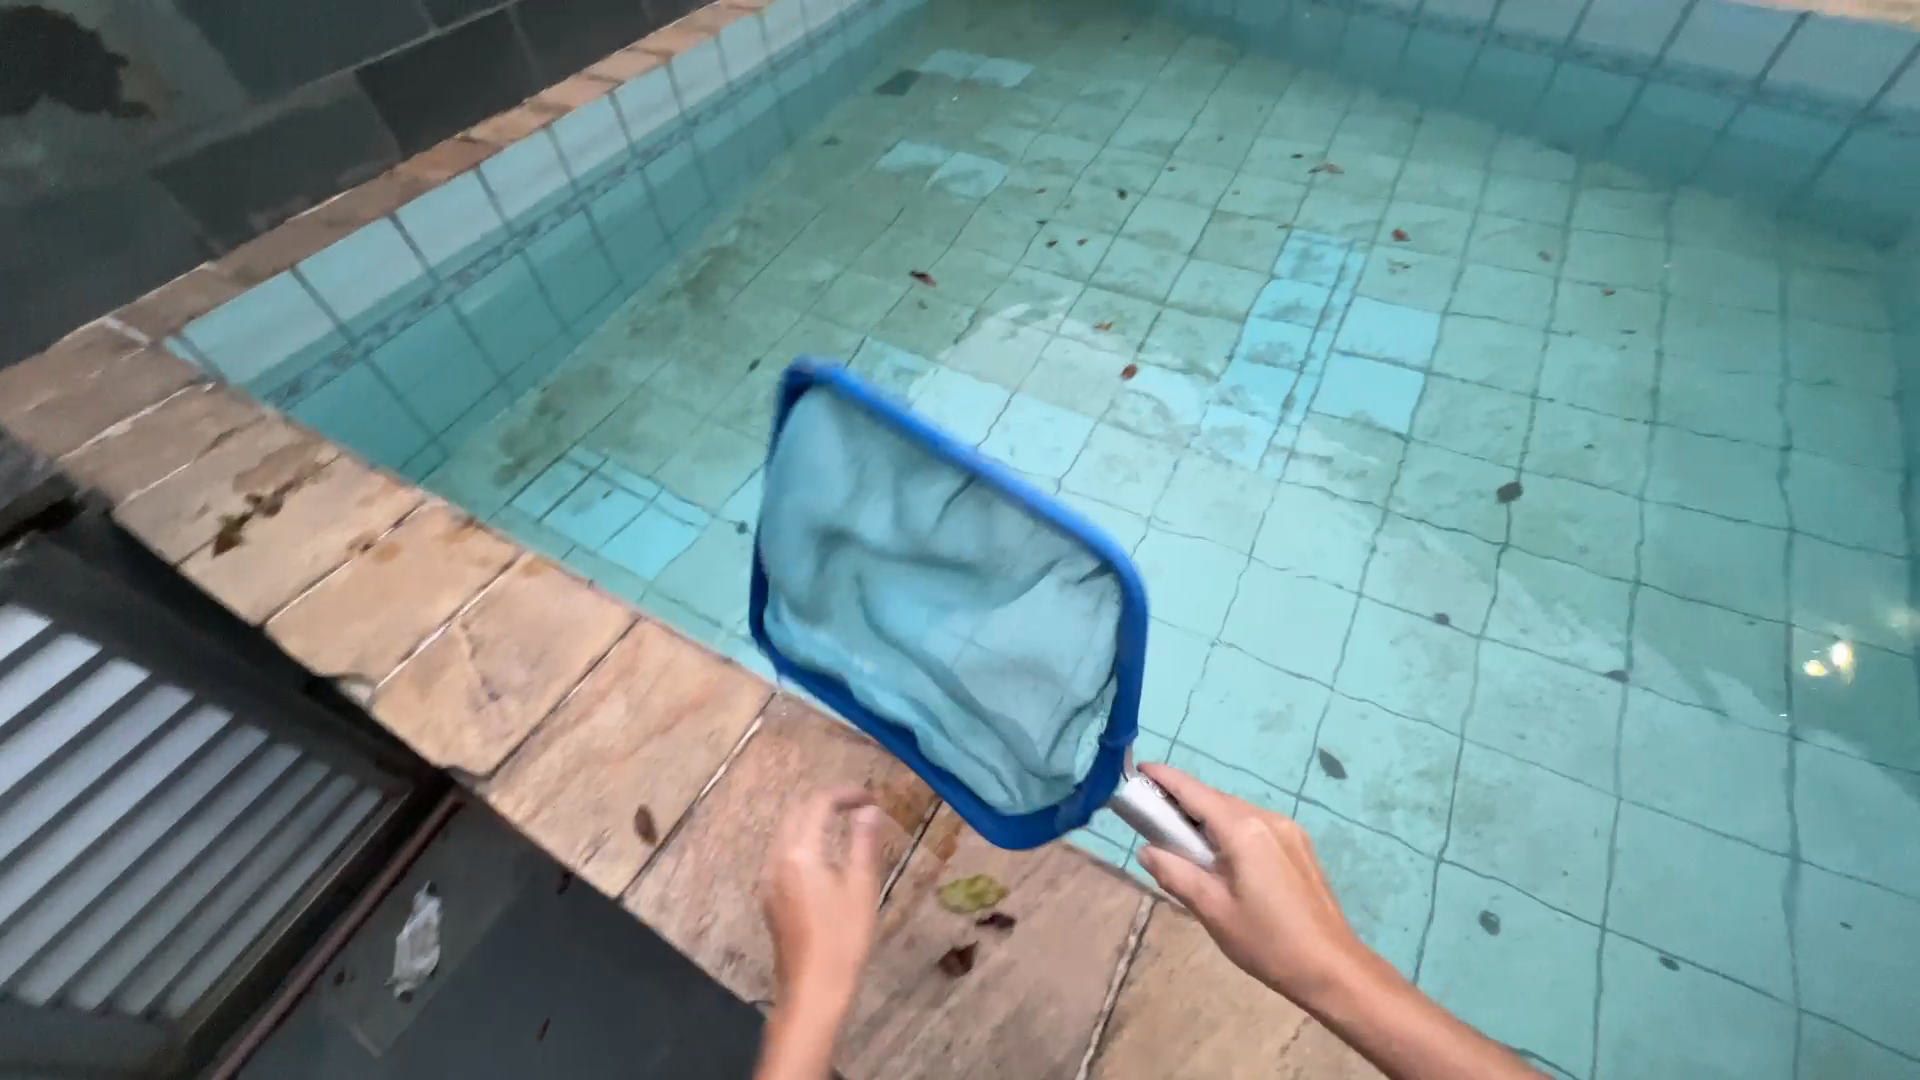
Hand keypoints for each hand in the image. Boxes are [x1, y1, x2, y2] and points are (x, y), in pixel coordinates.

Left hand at [762, 787, 887, 1010]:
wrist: (812, 992)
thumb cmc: (842, 939)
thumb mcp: (861, 886)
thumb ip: (863, 842)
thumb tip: (868, 809)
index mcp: (800, 852)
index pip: (819, 804)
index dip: (845, 794)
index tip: (870, 798)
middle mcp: (777, 859)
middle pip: (797, 813)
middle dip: (826, 802)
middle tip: (858, 806)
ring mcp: (769, 880)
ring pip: (787, 832)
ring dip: (812, 820)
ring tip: (843, 824)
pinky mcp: (769, 897)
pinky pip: (783, 852)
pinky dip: (803, 839)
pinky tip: (823, 855)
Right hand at [1135, 764, 1364, 1004]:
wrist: (1334, 970)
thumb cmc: (1267, 941)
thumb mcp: (1211, 910)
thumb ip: (1174, 873)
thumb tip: (1146, 851)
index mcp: (1243, 830)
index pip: (1193, 791)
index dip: (1164, 777)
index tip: (1140, 768)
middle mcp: (1266, 818)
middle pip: (1214, 799)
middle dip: (1183, 802)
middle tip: (1154, 819)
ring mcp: (1287, 830)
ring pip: (1235, 812)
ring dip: (1207, 818)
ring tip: (1187, 845)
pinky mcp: (1298, 845)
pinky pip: (1254, 825)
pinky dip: (1230, 829)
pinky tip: (1223, 857)